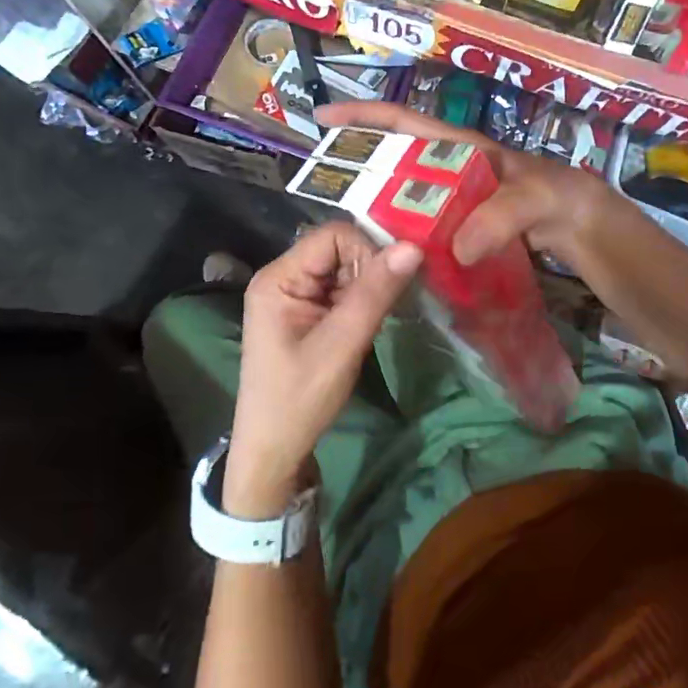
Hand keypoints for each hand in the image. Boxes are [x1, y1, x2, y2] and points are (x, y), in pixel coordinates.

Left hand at [226, 222, 422, 517]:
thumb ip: (374, 293)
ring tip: (383, 316)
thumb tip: (413, 247)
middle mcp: (284, 278)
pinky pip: (344, 291)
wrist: (274, 451)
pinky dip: (365, 301)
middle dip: (371, 270)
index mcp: (279, 278)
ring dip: (371, 287)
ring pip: (346, 270)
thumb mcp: (341, 345)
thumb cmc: (300, 398)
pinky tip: (372, 323)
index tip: (391, 282)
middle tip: (390, 303)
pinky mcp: (309, 314)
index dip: (367, 250)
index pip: (333, 236)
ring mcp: (296, 297)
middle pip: (340, 250)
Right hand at [313, 101, 618, 264]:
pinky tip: (392, 256)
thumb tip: (459, 249)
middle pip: (397, 163)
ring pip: (408, 200)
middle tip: (327, 188)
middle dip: (362, 168)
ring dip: (381, 209)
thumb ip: (499, 217)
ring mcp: (457, 201)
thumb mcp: (536, 197)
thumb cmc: (562, 196)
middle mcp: (452, 171)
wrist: (585, 227)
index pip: (407, 123)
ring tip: (348, 228)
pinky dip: (409, 239)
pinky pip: (426, 230)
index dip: (366, 116)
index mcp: (462, 148)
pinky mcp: (464, 230)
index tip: (325, 117)